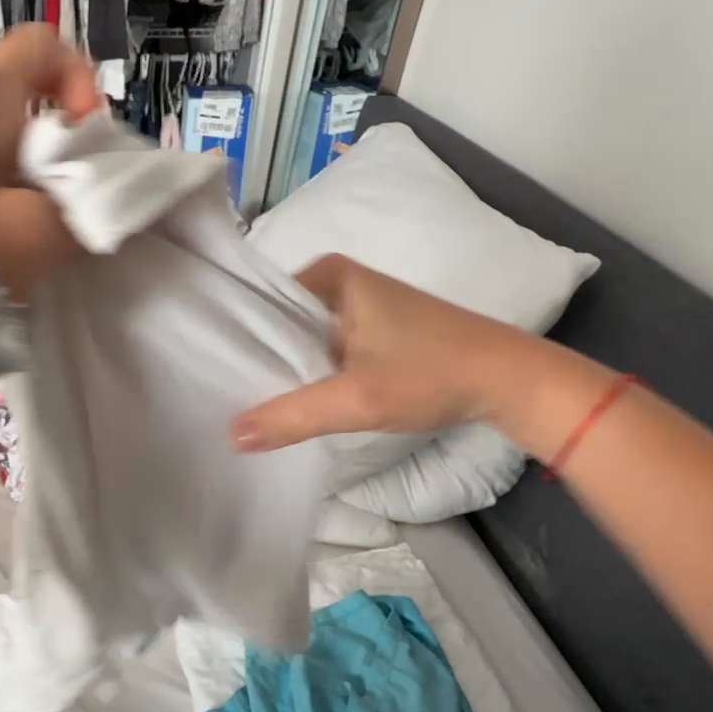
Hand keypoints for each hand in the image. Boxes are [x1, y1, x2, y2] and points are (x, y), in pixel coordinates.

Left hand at [0, 24, 101, 299]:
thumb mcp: (44, 228)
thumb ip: (87, 204)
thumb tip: (98, 199)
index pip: (43, 44)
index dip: (79, 77)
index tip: (87, 133)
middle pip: (31, 93)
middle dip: (67, 135)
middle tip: (77, 184)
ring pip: (13, 134)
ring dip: (43, 167)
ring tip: (51, 214)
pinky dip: (17, 185)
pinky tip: (22, 227)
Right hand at [231, 254, 546, 450]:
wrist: (511, 381)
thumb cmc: (433, 373)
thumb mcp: (357, 399)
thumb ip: (293, 416)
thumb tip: (231, 436)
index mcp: (329, 275)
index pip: (258, 300)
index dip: (230, 334)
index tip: (202, 366)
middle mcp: (338, 281)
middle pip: (276, 320)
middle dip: (253, 353)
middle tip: (215, 389)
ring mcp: (355, 307)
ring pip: (299, 337)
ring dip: (280, 365)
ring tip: (240, 397)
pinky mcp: (370, 332)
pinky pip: (320, 347)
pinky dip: (307, 370)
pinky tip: (289, 398)